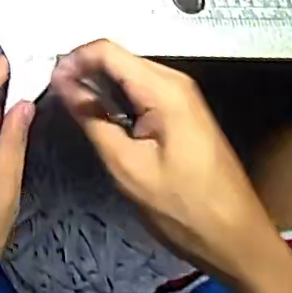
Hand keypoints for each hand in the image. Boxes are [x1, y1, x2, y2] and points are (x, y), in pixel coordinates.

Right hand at [50, 40, 280, 283]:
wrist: (239, 242)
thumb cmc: (186, 209)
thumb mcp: (128, 167)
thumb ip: (92, 119)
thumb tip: (65, 84)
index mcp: (164, 89)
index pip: (107, 51)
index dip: (74, 60)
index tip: (52, 81)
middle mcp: (174, 81)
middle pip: (118, 58)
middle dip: (85, 71)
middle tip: (60, 97)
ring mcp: (181, 94)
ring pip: (128, 72)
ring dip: (99, 85)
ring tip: (77, 108)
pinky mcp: (182, 109)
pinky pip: (141, 89)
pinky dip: (117, 97)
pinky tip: (105, 118)